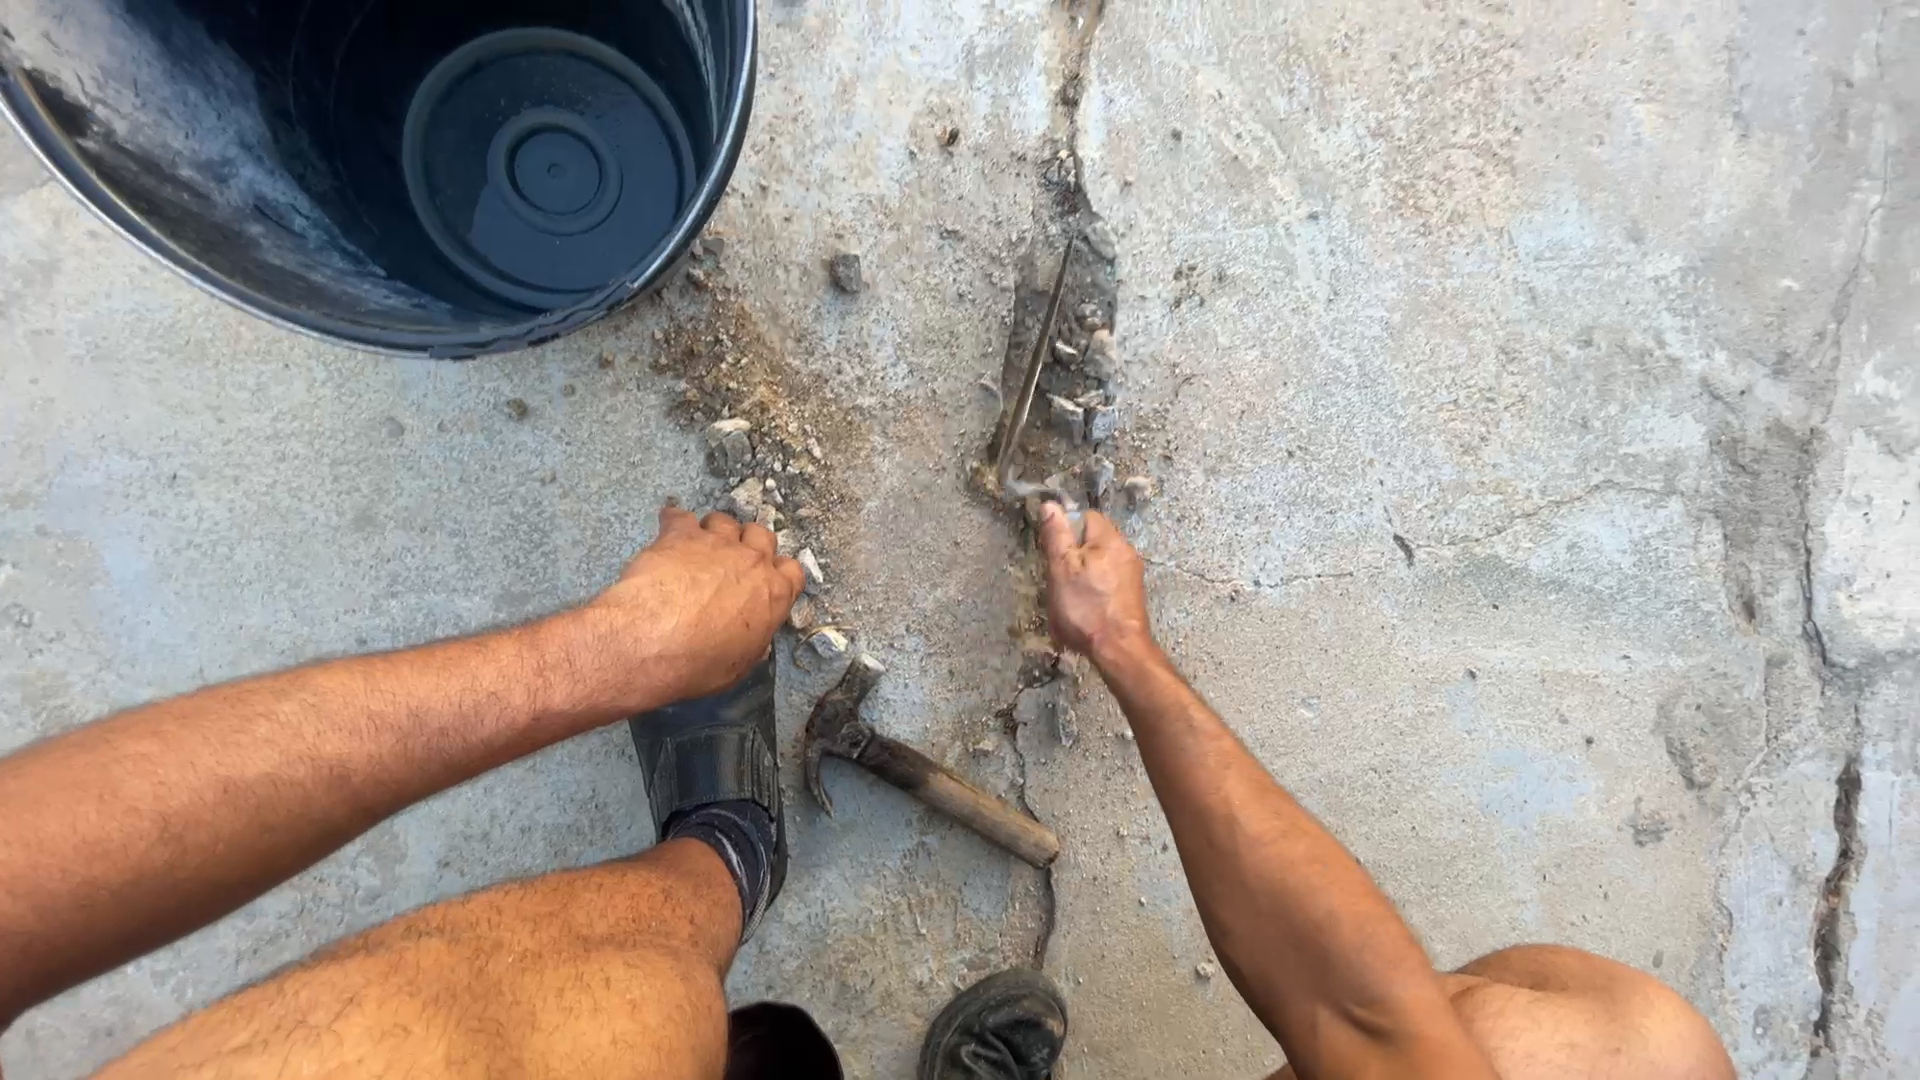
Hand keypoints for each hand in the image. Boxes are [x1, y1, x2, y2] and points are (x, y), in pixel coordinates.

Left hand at [575, 504, 805, 711]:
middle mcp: (752, 562)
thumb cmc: (698, 663)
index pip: (793, 571)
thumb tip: (755, 641)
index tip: (765, 582)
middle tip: (732, 561)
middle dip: (750, 544)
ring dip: (715, 531)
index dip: (779, 574)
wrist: (651, 641)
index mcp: (774, 594)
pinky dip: (674, 522)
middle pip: (762, 535)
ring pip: (725, 521)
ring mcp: (718, 543)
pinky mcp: (681, 534)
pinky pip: (680, 516)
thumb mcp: (739, 667)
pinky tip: (666, 532)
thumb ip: (754, 644)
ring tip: (698, 547)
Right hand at [1036, 504, 1153, 664]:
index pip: (1085, 516)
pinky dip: (1095, 588)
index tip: (1056, 553)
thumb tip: (1051, 504)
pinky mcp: (1132, 593)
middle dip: (1074, 555)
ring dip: (1083, 574)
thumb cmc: (1086, 607)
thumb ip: (1057, 535)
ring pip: (1099, 561)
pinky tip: (1086, 607)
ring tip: (1071, 596)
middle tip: (1061, 577)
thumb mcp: (1061, 568)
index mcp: (1109, 539)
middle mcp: (1125, 550)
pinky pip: (1108, 579)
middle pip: (1092, 540)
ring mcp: (1132, 573)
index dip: (1066, 530)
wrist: (1119, 648)